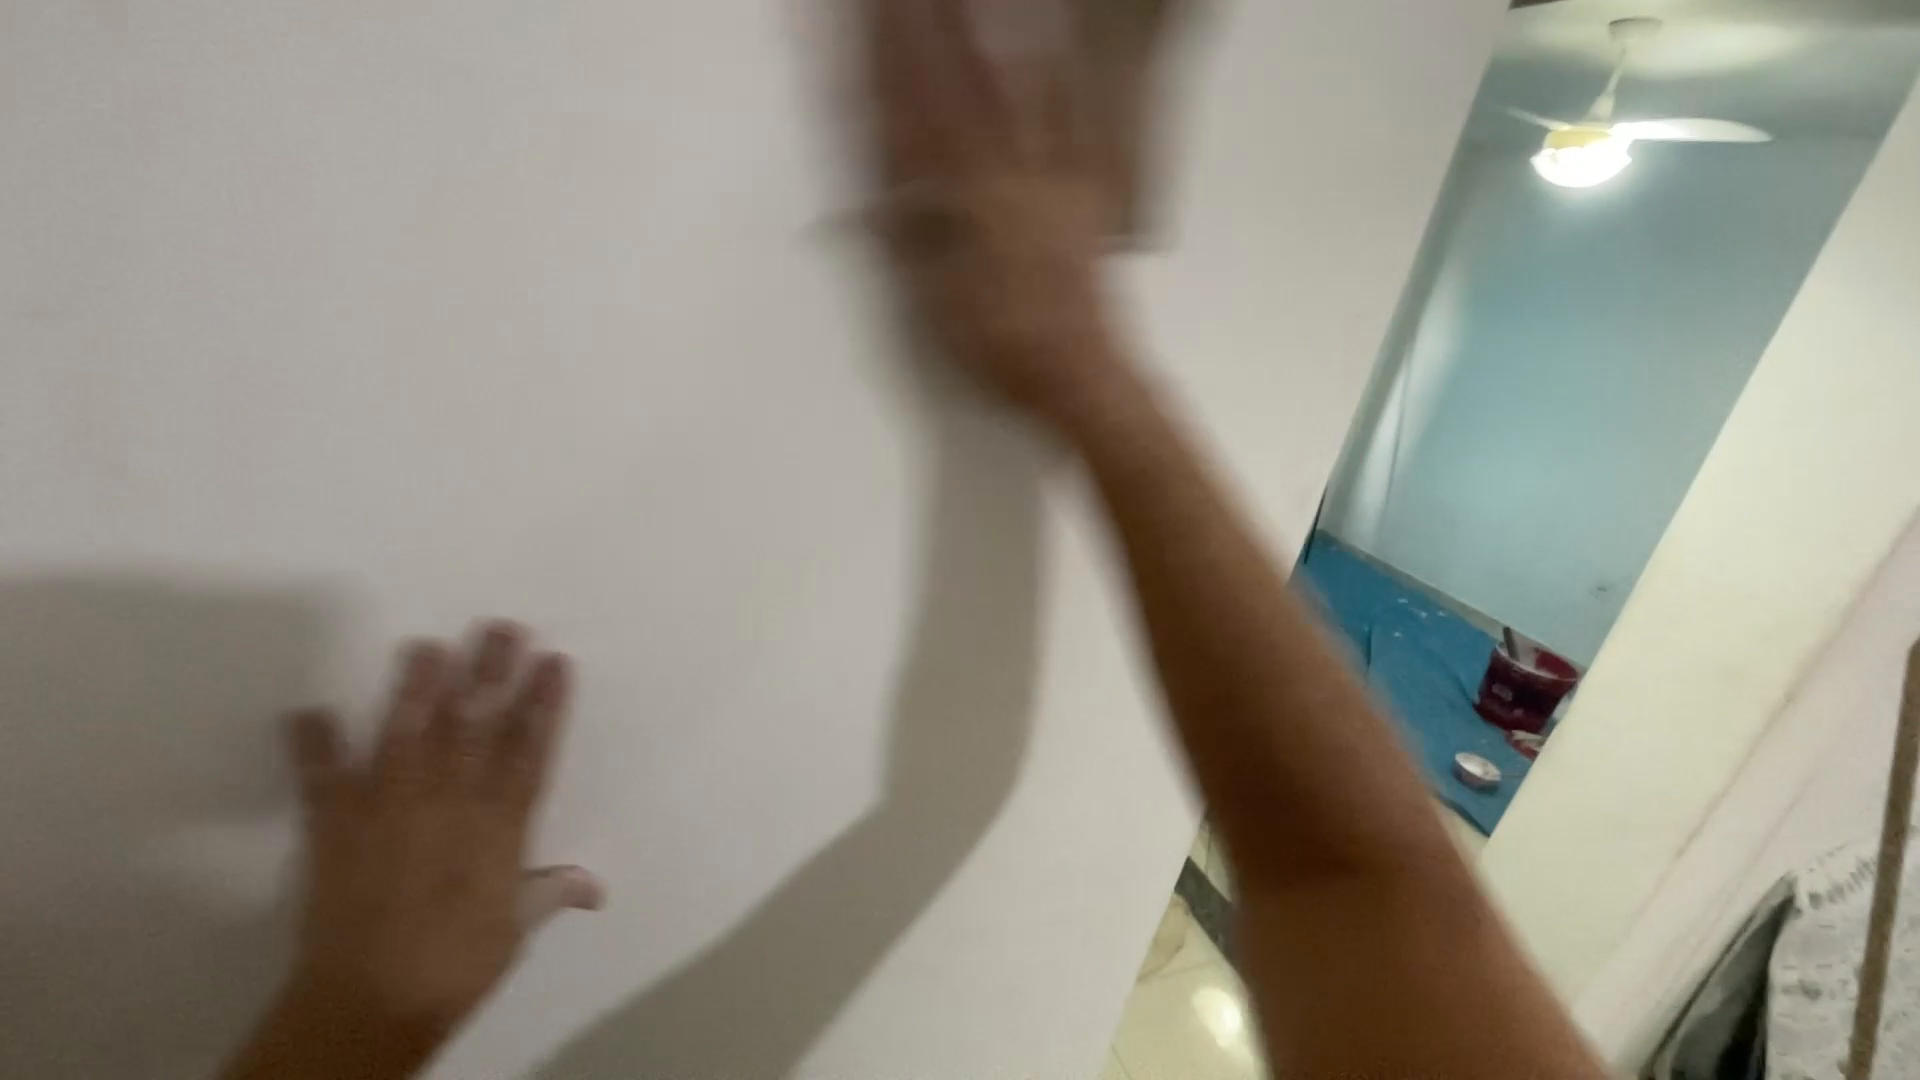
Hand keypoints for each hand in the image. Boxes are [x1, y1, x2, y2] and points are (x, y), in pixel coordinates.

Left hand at [267, 624, 602, 1063]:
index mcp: (500, 823)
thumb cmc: (456, 963)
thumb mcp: (516, 929)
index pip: (528, 748)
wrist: (369, 1006)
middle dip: (490, 673)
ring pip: (409, 736)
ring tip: (426, 646)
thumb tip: (596, 886)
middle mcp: (451, 802)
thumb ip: (551, 893)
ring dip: (416, 690)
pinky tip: (306, 712)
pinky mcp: (336, 828)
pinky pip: (323, 782)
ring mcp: (391, 809)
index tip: (554, 662)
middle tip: (502, 627)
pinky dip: (312, 748)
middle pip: (476, 726)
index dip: (544, 702)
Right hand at [860, 0, 1131, 417]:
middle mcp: (1010, 177)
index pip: (915, 120)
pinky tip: (1060, 40)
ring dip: (997, 29)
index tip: (869, 16)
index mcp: (966, 208)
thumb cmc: (998, 351)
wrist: (1078, 374)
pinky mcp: (1088, 191)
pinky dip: (1068, 74)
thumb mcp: (934, 309)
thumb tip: (853, 207)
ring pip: (1024, 89)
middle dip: (933, 27)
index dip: (888, 64)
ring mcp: (1056, 179)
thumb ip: (899, 247)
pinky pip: (1082, 121)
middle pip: (965, 87)